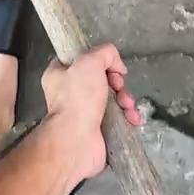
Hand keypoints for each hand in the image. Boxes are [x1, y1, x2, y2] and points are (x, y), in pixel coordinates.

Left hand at [38, 43, 141, 183]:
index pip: (81, 60)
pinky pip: (118, 119)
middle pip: (101, 79)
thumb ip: (104, 53)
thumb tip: (117, 64)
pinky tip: (133, 119)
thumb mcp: (89, 61)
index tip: (109, 66)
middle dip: (117, 83)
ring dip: (126, 100)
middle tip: (119, 87)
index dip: (99, 60)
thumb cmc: (77, 98)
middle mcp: (69, 93)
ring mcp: (84, 113)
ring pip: (112, 99)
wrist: (77, 141)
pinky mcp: (99, 130)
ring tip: (127, 106)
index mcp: (59, 74)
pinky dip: (129, 117)